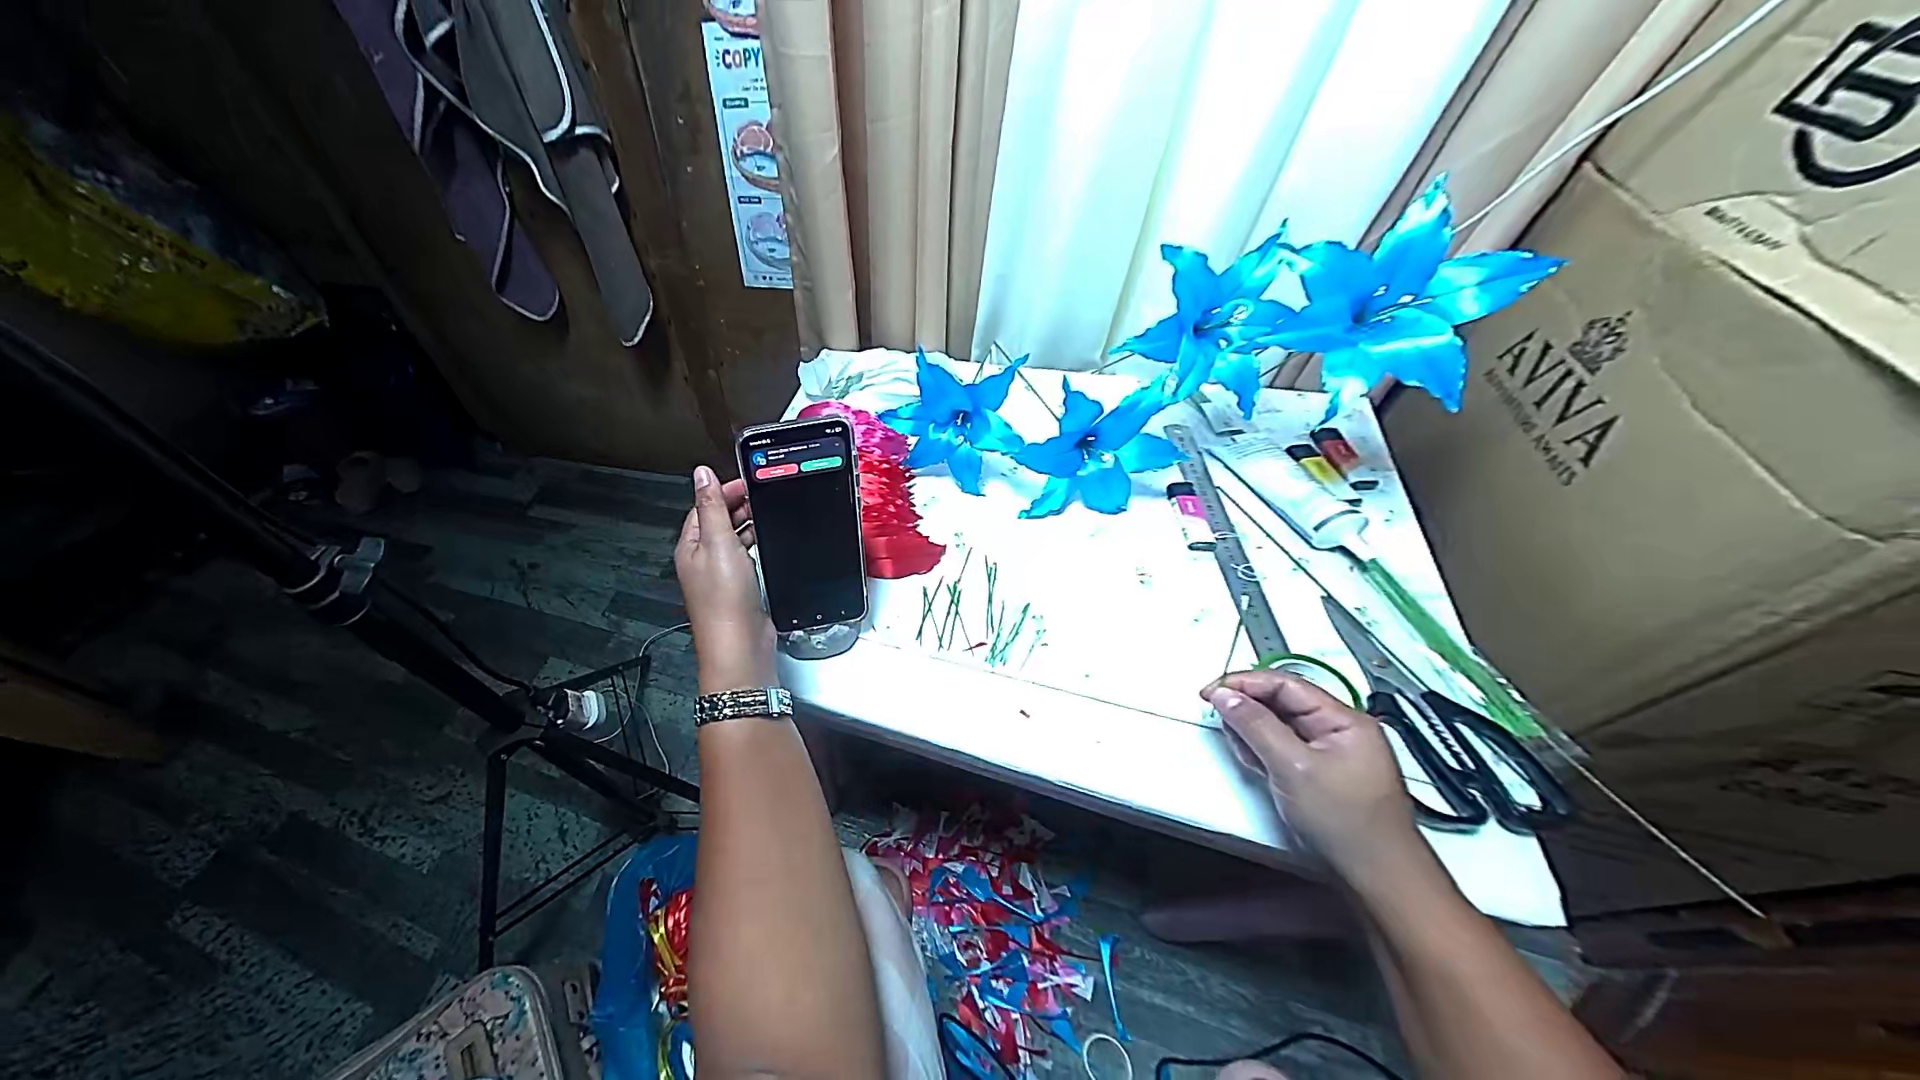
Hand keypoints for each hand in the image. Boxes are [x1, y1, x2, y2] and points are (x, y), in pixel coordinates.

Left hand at [676, 466, 775, 693]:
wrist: (740, 643)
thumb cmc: (724, 601)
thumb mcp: (718, 543)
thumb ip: (712, 507)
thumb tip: (701, 475)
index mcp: (690, 546)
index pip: (703, 507)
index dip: (724, 491)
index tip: (747, 482)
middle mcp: (702, 560)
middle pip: (719, 522)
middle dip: (738, 506)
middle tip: (761, 497)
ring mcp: (722, 575)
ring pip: (735, 539)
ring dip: (749, 525)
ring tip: (767, 516)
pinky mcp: (740, 587)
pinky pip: (748, 557)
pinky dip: (757, 545)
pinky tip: (768, 543)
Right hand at [1202, 671, 1425, 891]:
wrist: (1378, 877)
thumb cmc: (1347, 824)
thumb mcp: (1292, 767)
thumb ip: (1255, 725)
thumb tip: (1226, 695)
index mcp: (1343, 720)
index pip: (1284, 684)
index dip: (1244, 683)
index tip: (1212, 692)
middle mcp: (1340, 730)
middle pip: (1281, 702)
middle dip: (1248, 710)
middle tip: (1223, 722)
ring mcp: (1332, 752)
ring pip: (1280, 725)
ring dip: (1255, 733)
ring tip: (1245, 753)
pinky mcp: (1322, 772)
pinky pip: (1285, 747)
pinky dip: (1265, 751)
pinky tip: (1258, 764)